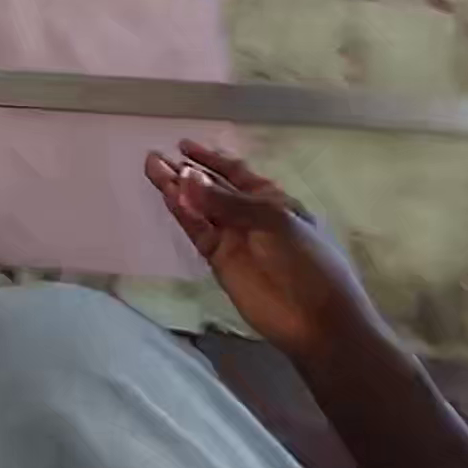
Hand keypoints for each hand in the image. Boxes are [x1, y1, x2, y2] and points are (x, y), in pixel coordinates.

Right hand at [145, 140, 390, 363]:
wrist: (317, 322)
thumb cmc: (307, 262)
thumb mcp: (273, 220)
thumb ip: (226, 200)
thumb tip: (185, 176)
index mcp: (270, 199)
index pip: (235, 171)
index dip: (210, 158)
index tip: (183, 145)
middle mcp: (246, 213)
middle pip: (210, 186)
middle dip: (184, 171)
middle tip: (155, 156)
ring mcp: (230, 235)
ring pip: (197, 205)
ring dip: (175, 187)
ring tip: (151, 167)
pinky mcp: (217, 257)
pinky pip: (196, 228)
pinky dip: (182, 211)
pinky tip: (167, 194)